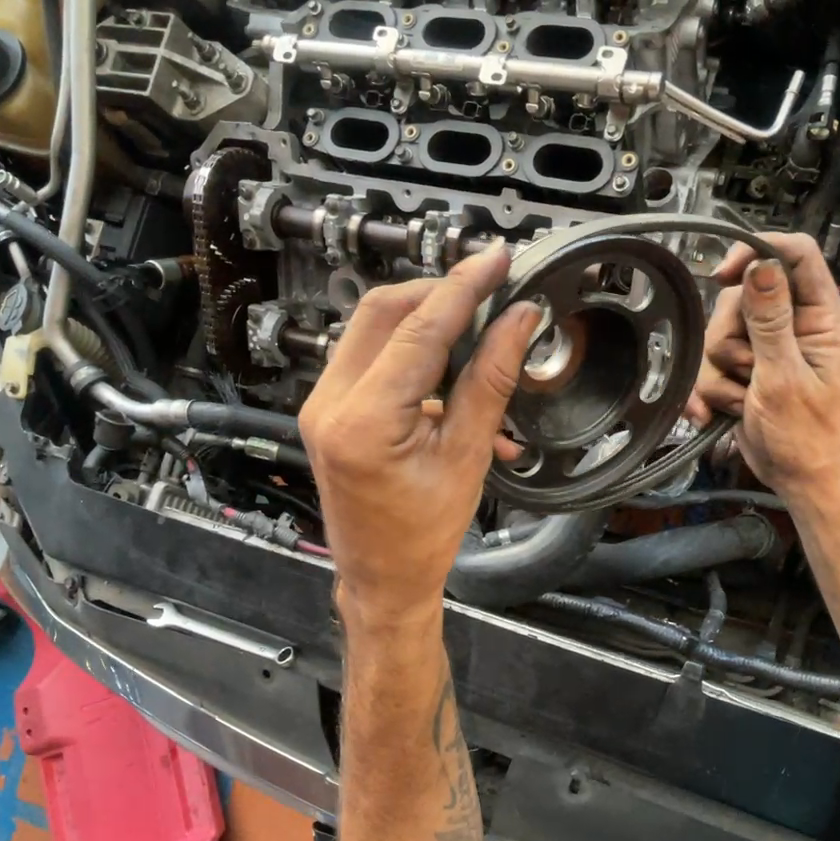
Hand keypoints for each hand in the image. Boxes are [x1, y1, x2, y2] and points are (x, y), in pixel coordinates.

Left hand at [299, 245, 541, 618]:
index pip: (418, 329)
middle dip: (439, 295)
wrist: (381, 579)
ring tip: (479, 340)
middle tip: (489, 292)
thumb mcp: (466, 458)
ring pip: (374, 331)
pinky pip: (372, 362)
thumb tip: (518, 322)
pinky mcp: (328, 411)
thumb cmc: (422, 537)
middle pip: (383, 313)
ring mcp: (322, 406)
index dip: (463, 288)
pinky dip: (414, 359)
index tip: (497, 261)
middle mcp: (329, 404)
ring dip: (427, 325)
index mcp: (363, 421)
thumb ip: (491, 382)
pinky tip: (456, 383)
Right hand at [686, 233, 839, 497]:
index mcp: (819, 319)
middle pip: (742, 297)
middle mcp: (792, 327)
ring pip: (719, 334)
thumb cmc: (808, 438)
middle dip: (730, 338)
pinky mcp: (744, 372)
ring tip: (740, 400)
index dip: (758, 253)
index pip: (795, 255)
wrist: (798, 481)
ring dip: (719, 373)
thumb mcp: (786, 378)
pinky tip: (715, 412)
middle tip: (747, 372)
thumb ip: (771, 321)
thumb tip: (761, 268)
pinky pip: (710, 365)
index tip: (725, 274)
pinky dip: (708, 391)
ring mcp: (766, 350)